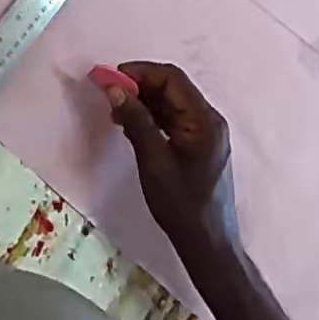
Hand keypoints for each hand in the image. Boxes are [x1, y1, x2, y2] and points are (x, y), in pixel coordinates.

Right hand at [104, 61, 238, 255]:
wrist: (209, 247)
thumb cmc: (182, 205)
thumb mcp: (154, 160)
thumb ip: (135, 120)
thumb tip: (114, 88)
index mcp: (204, 119)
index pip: (171, 78)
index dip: (140, 72)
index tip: (112, 77)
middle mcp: (208, 119)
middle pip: (171, 87)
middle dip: (139, 85)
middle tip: (110, 92)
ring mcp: (205, 132)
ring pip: (170, 101)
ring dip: (143, 101)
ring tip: (116, 110)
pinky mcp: (198, 144)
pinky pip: (172, 117)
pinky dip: (150, 116)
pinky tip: (130, 125)